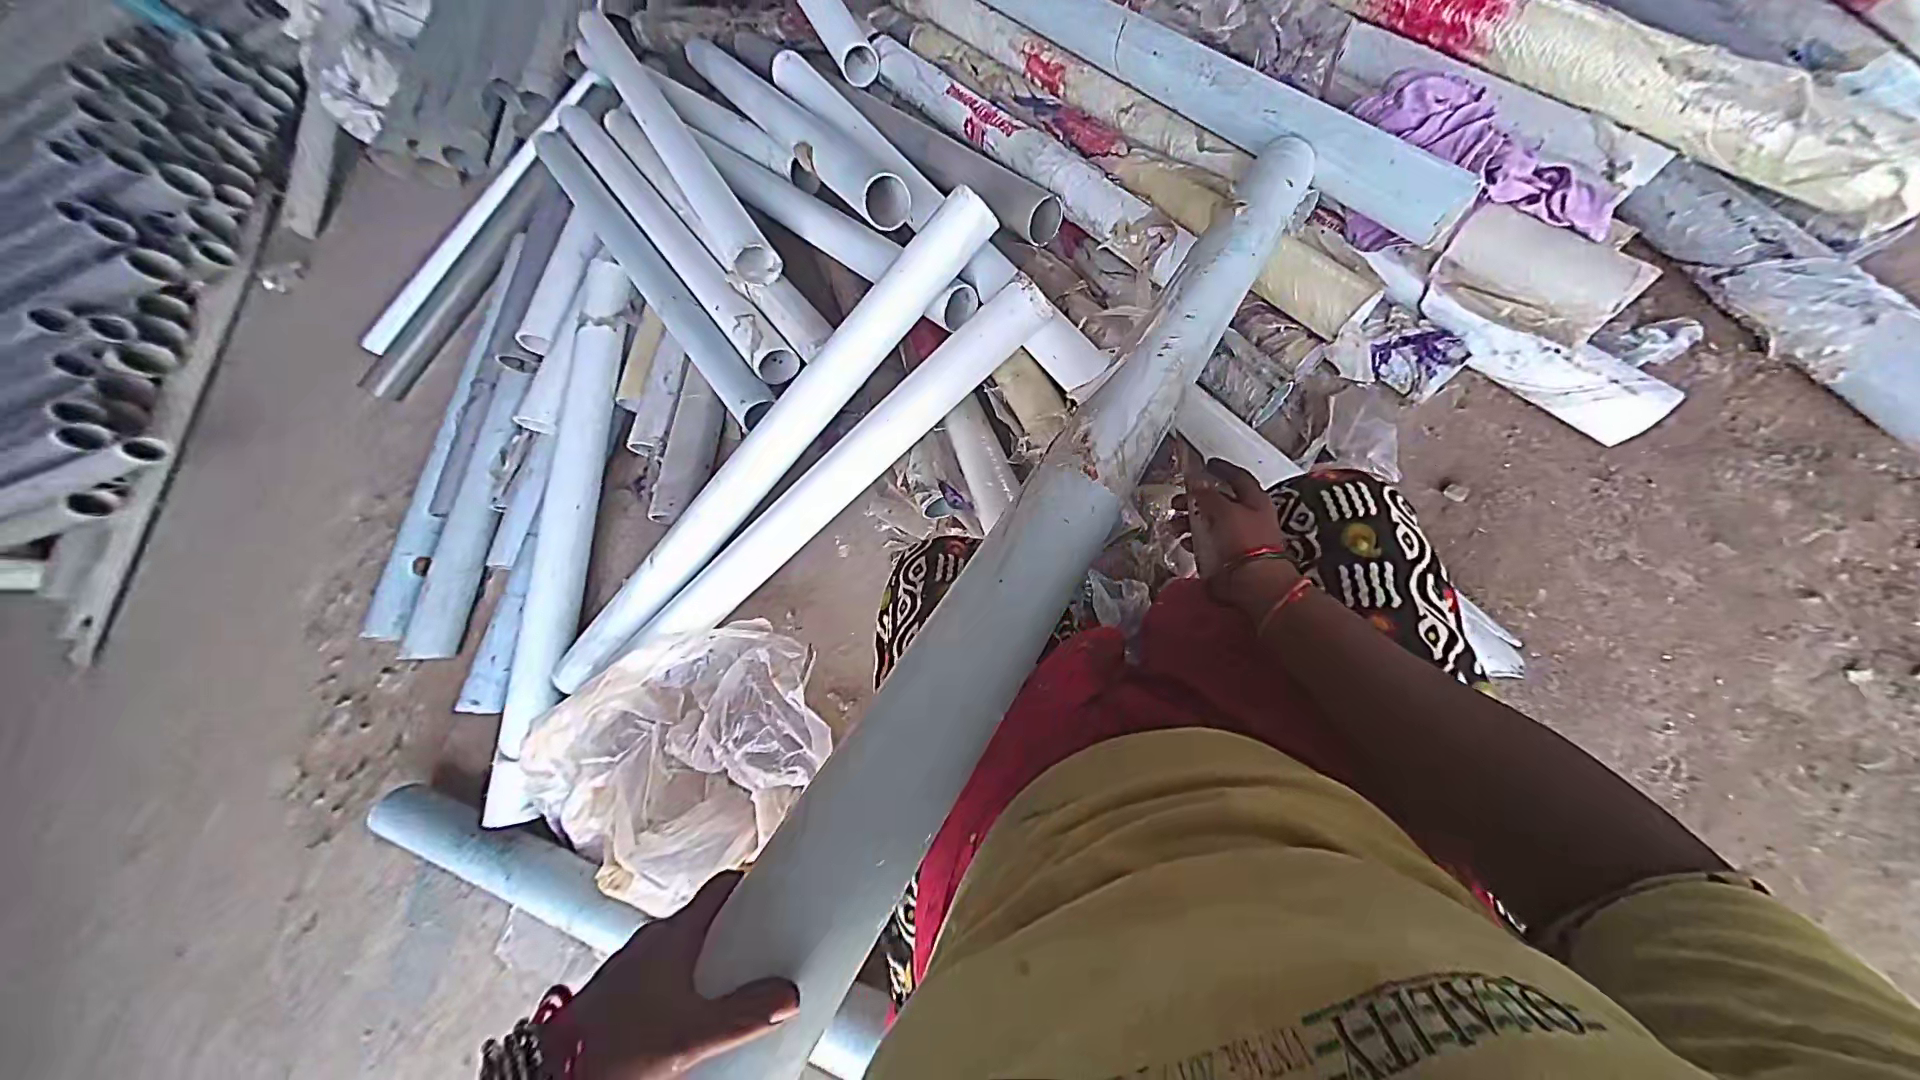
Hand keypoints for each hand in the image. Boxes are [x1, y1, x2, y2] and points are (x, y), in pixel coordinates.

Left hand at [554, 872, 799, 1079]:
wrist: (545, 1078)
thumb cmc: (610, 1049)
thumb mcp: (690, 1035)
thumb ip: (743, 1015)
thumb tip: (786, 997)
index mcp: (674, 934)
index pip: (721, 886)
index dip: (749, 881)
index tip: (771, 887)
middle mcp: (651, 941)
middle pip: (704, 916)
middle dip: (733, 928)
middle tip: (758, 946)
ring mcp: (630, 966)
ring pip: (680, 946)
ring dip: (705, 957)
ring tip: (727, 986)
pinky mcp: (615, 993)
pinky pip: (660, 973)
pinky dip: (680, 982)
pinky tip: (686, 1015)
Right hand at [1175, 452, 1285, 574]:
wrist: (1252, 582)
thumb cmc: (1242, 540)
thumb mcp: (1223, 510)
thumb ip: (1207, 494)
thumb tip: (1196, 480)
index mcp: (1254, 500)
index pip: (1237, 477)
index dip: (1221, 470)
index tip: (1205, 465)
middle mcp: (1248, 516)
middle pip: (1219, 501)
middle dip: (1195, 500)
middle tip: (1176, 502)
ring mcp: (1238, 537)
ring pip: (1209, 522)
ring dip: (1189, 521)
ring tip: (1173, 526)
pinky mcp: (1228, 556)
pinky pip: (1207, 542)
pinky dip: (1194, 539)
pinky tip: (1184, 541)